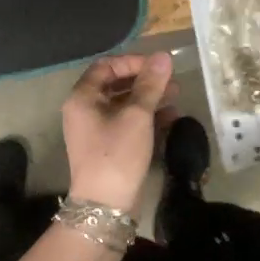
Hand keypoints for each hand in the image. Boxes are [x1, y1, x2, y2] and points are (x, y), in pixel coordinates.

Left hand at [62, 54, 175, 210]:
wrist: (105, 204)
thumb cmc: (117, 154)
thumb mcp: (137, 115)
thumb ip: (150, 84)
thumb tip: (164, 56)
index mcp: (83, 97)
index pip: (106, 66)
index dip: (133, 62)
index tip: (159, 66)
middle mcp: (85, 111)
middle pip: (116, 85)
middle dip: (145, 82)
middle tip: (173, 82)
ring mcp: (96, 131)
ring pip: (124, 105)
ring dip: (149, 100)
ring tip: (176, 98)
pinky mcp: (108, 147)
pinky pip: (127, 124)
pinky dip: (147, 118)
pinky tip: (171, 118)